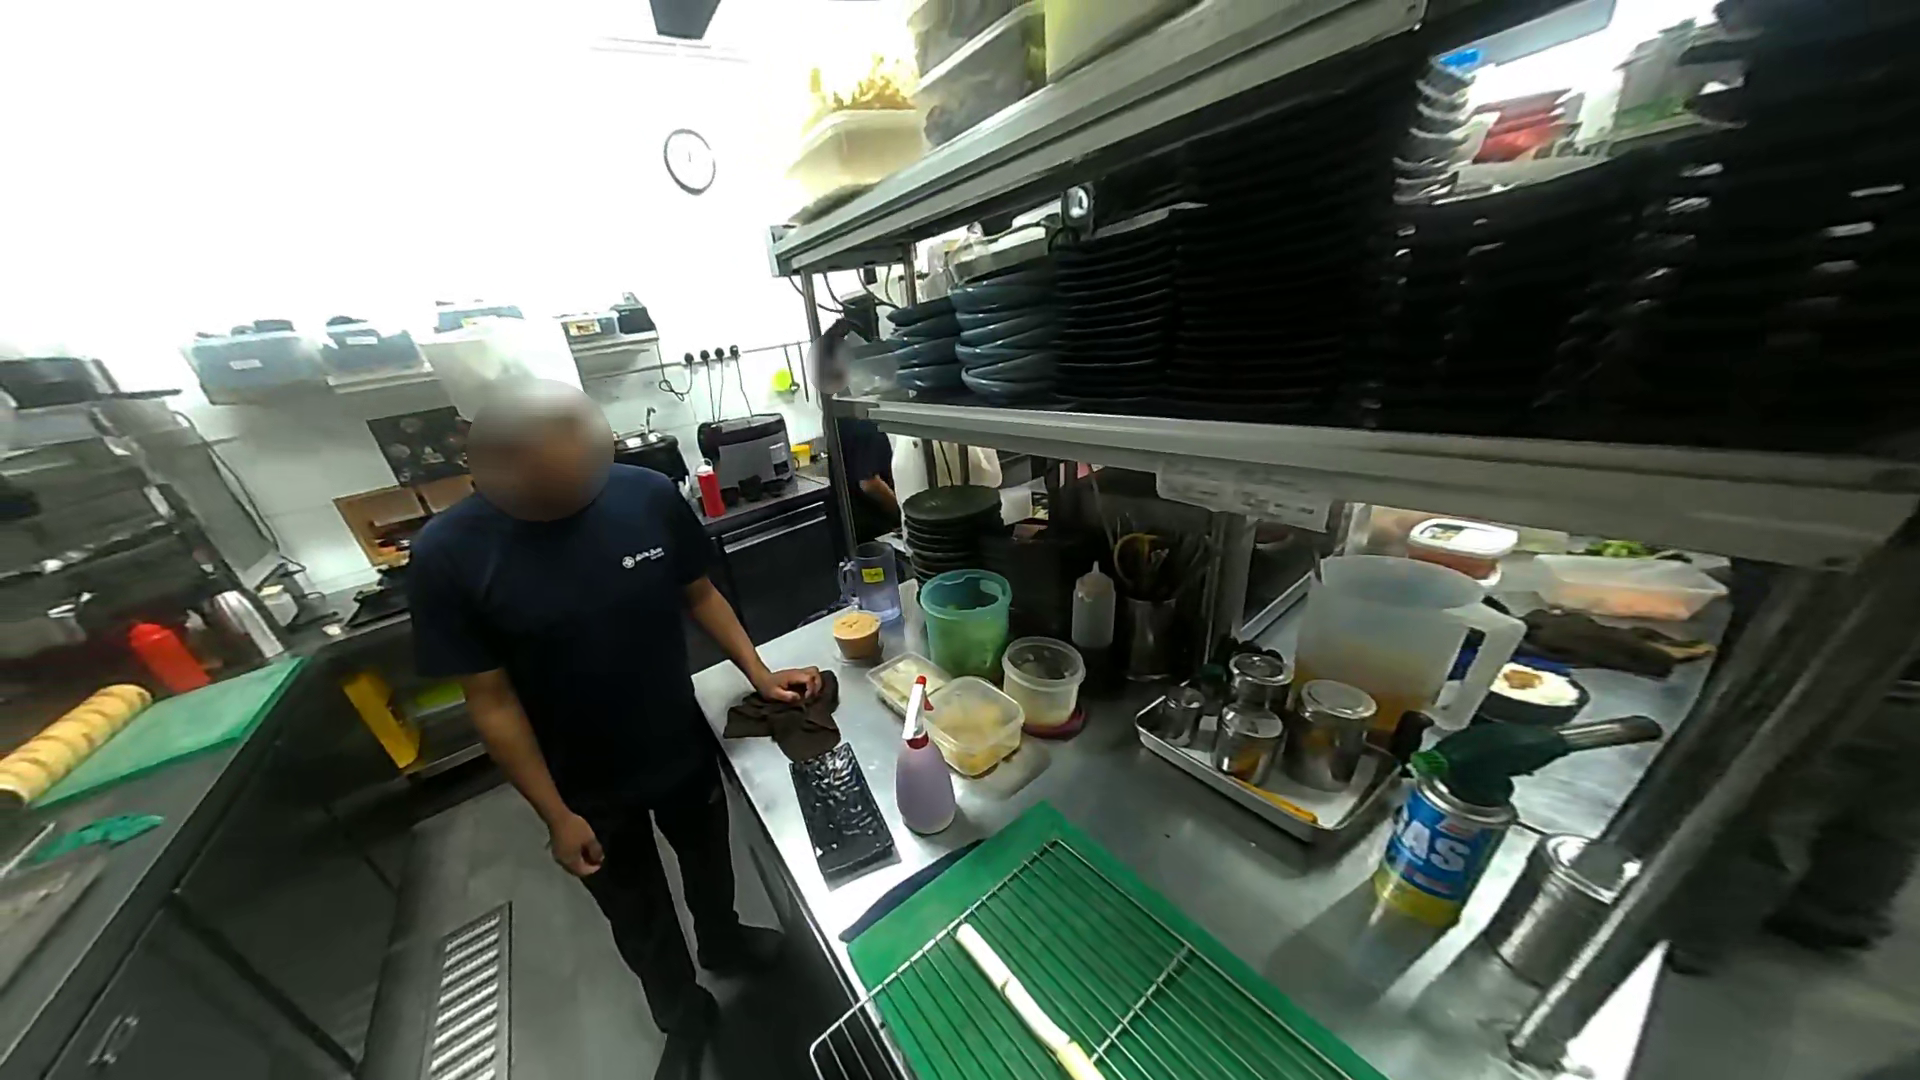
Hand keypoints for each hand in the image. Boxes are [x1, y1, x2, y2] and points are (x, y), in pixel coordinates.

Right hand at [548, 812, 603, 876]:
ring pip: (571, 864)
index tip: (601, 863)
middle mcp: (562, 862)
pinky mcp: (556, 850)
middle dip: (587, 866)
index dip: (592, 869)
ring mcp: (558, 856)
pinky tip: (581, 849)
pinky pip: (568, 858)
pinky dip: (576, 856)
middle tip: (597, 859)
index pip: (582, 872)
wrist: (559, 818)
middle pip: (576, 869)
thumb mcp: (589, 839)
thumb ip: (596, 851)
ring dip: (581, 861)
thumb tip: (600, 860)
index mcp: (571, 862)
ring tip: (591, 854)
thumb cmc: (576, 829)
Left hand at [754, 666, 821, 704]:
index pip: (809, 678)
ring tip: (812, 693)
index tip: (806, 698)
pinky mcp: (798, 675)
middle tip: (812, 695)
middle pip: (815, 672)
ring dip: (816, 682)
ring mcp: (799, 672)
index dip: (811, 688)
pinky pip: (811, 675)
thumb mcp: (774, 694)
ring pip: (814, 671)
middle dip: (817, 684)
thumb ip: (786, 696)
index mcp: (793, 676)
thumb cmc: (767, 687)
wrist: (762, 679)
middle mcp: (798, 672)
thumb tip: (799, 698)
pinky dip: (813, 682)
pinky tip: (808, 692)